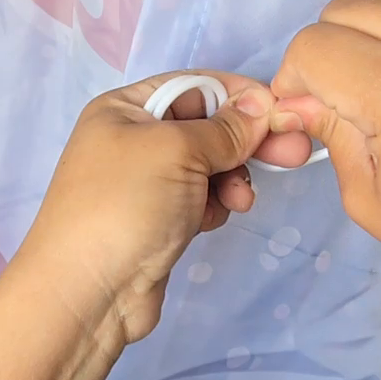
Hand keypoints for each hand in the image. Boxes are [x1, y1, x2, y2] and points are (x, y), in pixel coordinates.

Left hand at [11, 71, 298, 346]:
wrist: (87, 292)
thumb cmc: (126, 205)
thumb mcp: (176, 151)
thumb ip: (224, 128)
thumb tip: (262, 104)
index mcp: (123, 109)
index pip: (193, 86)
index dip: (239, 95)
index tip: (283, 112)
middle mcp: (131, 140)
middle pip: (204, 127)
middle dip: (245, 141)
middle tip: (293, 154)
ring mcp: (143, 184)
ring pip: (206, 167)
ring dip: (230, 178)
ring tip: (238, 201)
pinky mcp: (157, 221)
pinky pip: (199, 199)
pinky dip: (214, 205)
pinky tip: (214, 220)